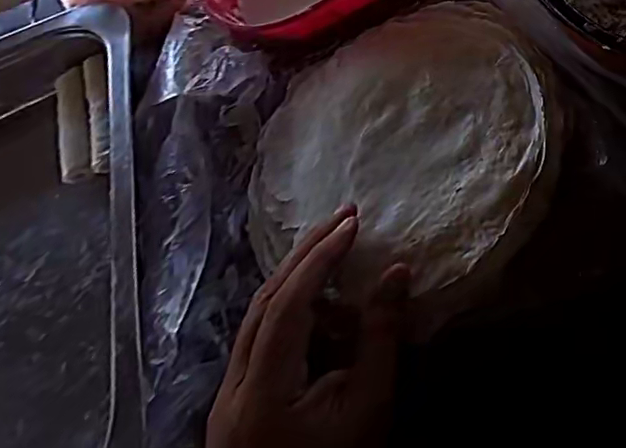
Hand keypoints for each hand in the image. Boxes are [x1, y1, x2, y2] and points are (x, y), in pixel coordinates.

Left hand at [207, 206, 411, 447]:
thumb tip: (397, 271)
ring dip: (295, 274)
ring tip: (334, 244)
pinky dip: (289, 304)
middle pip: (264, 301)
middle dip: (306, 253)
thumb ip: (381, 337)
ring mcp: (228, 394)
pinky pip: (259, 335)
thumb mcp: (370, 408)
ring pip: (256, 315)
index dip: (320, 259)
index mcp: (260, 392)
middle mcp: (232, 387)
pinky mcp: (235, 400)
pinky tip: (319, 296)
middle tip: (344, 217)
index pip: (287, 305)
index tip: (352, 224)